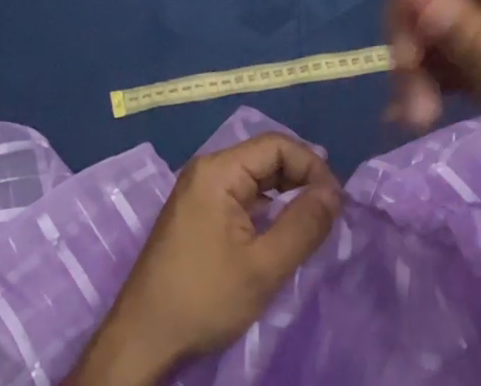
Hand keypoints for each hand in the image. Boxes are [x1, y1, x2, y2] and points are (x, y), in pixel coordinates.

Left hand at [67, 134, 340, 385]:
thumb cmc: (204, 297)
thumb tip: (334, 191)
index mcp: (217, 171)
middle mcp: (206, 171)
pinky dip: (267, 210)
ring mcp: (198, 192)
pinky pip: (241, 198)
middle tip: (329, 217)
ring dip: (286, 196)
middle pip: (265, 158)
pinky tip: (282, 235)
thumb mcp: (264, 266)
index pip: (276, 145)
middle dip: (301, 180)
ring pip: (255, 179)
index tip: (335, 204)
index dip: (311, 167)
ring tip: (312, 227)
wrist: (146, 336)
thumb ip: (303, 224)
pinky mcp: (198, 215)